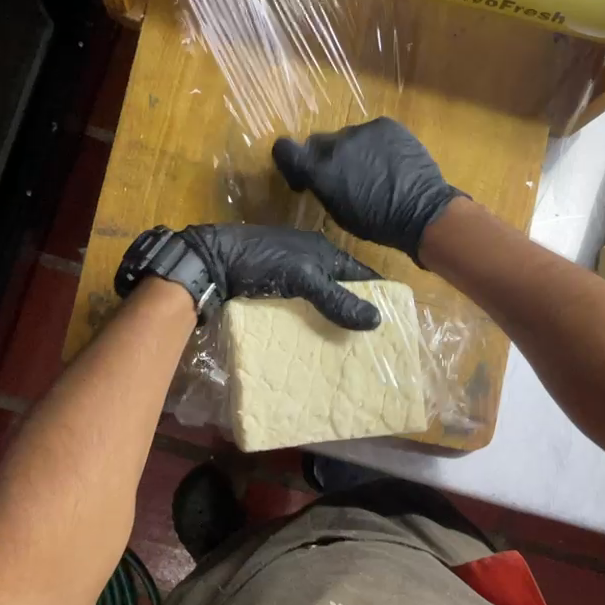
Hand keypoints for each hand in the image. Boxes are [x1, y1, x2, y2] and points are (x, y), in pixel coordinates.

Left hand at [178, 225, 381, 329]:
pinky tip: (313, 344)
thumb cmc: (261, 263)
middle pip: (342, 290)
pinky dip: (309, 324)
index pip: (362, 276)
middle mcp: (312, 263)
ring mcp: (291, 277)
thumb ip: (336, 299)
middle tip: (371, 345)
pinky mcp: (272, 291)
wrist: (211, 261)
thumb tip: (376, 320)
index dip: (378, 296)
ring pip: (321, 302)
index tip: (393, 322)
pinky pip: (300, 309)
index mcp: (325, 253)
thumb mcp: (303, 278)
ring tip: (346, 351)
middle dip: (355, 314)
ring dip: (331, 321)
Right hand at [272, 117, 464, 263]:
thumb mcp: (339, 212)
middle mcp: (336, 143)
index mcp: (320, 170)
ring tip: (374, 170)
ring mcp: (362, 130)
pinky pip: (372, 133)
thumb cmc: (378, 223)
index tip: (303, 173)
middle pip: (319, 142)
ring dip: (353, 151)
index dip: (289, 159)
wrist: (422, 212)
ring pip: (348, 137)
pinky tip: (390, 162)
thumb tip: (318, 176)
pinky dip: (375, 145)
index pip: (285, 149)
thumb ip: (322, 187)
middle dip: (326, 158)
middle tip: (345, 175)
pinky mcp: (386, 124)